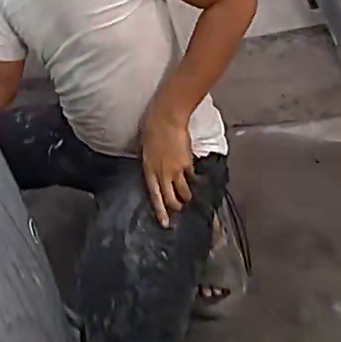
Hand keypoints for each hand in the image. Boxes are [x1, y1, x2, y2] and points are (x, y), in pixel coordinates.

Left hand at [139, 109, 194, 227]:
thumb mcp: (145, 146)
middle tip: (178, 209)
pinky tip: (195, 179)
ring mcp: (175, 169)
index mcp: (149, 168)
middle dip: (175, 206)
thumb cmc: (151, 126)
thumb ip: (150, 160)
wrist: (167, 118)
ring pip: (183, 191)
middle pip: (169, 197)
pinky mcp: (187, 164)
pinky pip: (191, 177)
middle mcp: (162, 173)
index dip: (159, 209)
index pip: (154, 194)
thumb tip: (153, 166)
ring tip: (188, 197)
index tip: (164, 223)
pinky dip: (193, 179)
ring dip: (186, 196)